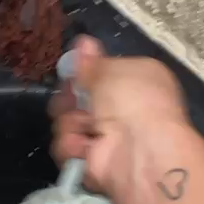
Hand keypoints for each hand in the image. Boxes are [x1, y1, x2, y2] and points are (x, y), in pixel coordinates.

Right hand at [49, 36, 191, 199]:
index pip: (97, 76)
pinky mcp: (87, 161)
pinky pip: (65, 147)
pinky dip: (71, 146)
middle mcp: (117, 110)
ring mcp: (101, 137)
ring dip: (71, 123)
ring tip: (86, 126)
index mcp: (131, 82)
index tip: (73, 72)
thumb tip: (82, 42)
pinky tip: (85, 145)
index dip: (82, 73)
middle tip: (73, 100)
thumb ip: (92, 63)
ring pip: (65, 123)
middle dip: (69, 100)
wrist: (138, 147)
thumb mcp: (112, 70)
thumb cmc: (133, 99)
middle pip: (74, 100)